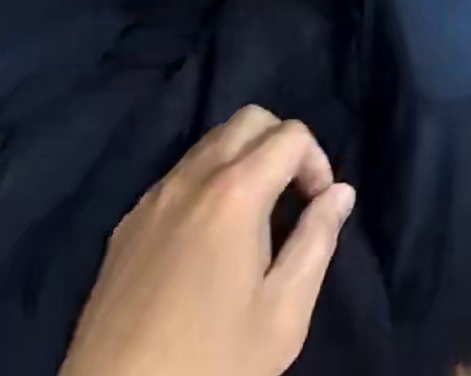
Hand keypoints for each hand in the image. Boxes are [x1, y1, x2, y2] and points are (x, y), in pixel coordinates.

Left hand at [60, 106, 355, 375]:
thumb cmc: (211, 362)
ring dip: (244, 158)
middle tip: (292, 197)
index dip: (317, 161)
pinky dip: (208, 181)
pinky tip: (209, 239)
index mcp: (235, 192)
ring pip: (211, 141)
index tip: (318, 207)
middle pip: (249, 119)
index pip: (290, 134)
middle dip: (282, 144)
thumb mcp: (283, 314)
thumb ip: (317, 241)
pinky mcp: (129, 219)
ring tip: (254, 218)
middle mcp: (192, 176)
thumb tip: (340, 192)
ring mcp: (154, 195)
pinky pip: (179, 173)